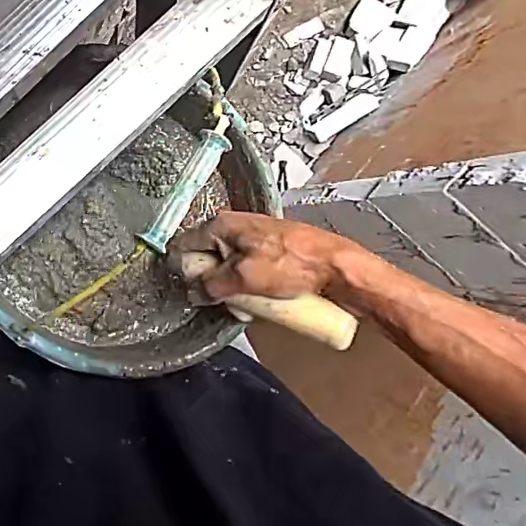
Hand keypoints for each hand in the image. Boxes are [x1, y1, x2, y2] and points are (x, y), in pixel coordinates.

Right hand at [167, 211, 371, 304]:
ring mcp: (255, 240)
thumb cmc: (296, 265)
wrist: (340, 269)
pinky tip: (264, 299)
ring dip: (233, 289)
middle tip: (227, 298)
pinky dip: (251, 287)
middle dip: (213, 283)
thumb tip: (195, 292)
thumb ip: (210, 285)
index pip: (185, 246)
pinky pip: (248, 272)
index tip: (196, 288)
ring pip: (228, 269)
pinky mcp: (270, 253)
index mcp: (222, 224)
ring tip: (251, 301)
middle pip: (207, 260)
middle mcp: (236, 227)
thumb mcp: (243, 278)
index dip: (186, 270)